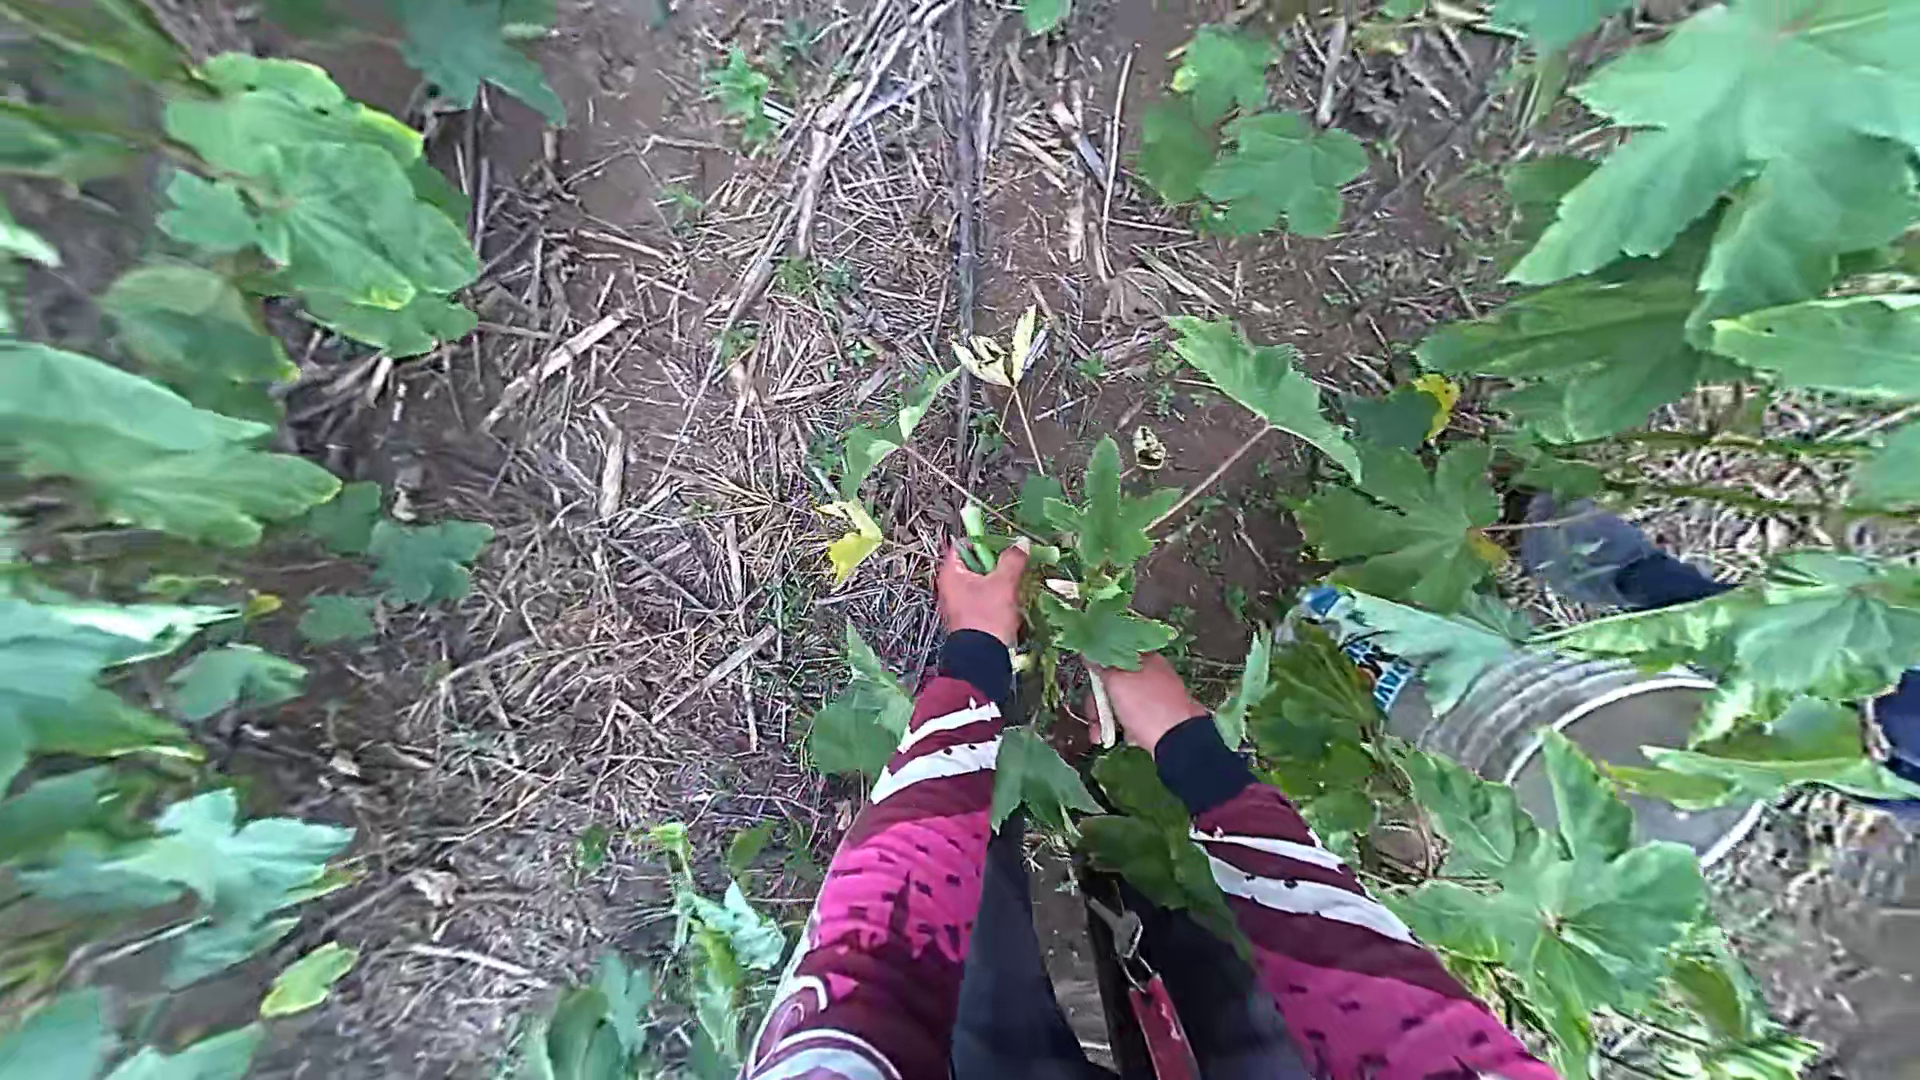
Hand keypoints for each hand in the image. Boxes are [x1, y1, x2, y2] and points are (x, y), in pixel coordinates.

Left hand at [937, 537, 1029, 645]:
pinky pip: (983, 600)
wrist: (983, 659)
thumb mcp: (1004, 583)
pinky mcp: (969, 620)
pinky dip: (996, 598)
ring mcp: (958, 605)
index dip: (982, 541)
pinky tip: (1011, 602)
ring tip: (1015, 584)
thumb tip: (1020, 545)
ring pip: (980, 584)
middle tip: (1012, 564)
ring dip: (998, 582)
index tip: (1001, 543)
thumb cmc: (987, 618)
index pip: (962, 545)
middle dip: (995, 563)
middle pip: (973, 564)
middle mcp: (949, 588)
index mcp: (951, 574)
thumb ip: (1012, 559)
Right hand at [1090, 653, 1204, 754]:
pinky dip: (1125, 725)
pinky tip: (1122, 737)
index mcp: (1145, 658)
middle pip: (1115, 681)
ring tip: (1101, 735)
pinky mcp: (1161, 716)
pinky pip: (1135, 716)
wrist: (1179, 742)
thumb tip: (1089, 652)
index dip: (1098, 671)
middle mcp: (1153, 673)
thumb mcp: (1116, 682)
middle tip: (1094, 718)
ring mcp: (1159, 696)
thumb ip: (1101, 666)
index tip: (1091, 685)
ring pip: (1123, 701)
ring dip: (1107, 718)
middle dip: (1098, 703)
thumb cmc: (1145, 707)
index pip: (1114, 656)